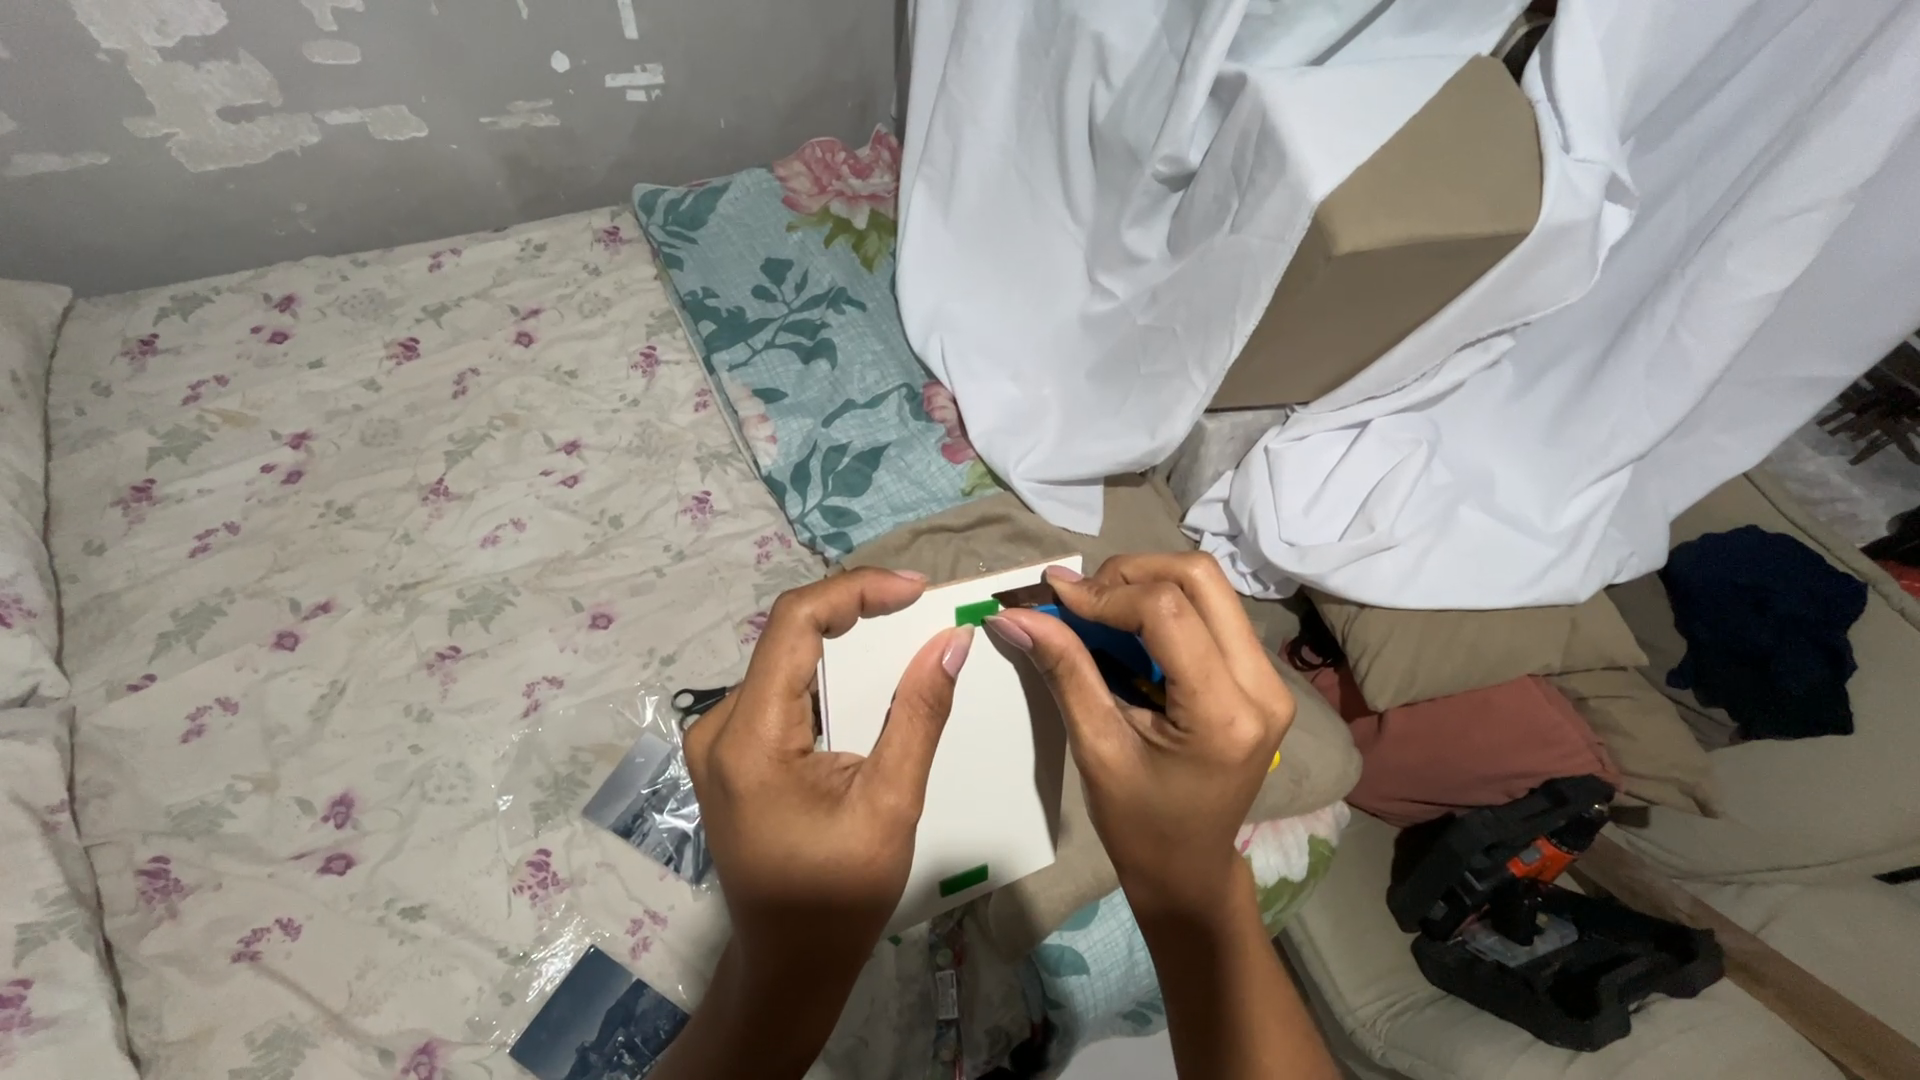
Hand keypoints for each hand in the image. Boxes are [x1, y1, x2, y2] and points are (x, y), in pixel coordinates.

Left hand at [684, 567, 974, 987]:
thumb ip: (919, 716)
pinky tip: (868, 670)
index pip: (795, 623)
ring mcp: (720, 738)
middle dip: (856, 607)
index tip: (916, 590)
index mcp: (749, 737)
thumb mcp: (890, 806)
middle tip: (918, 603)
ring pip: (785, 656)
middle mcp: (720, 726)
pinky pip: (782, 686)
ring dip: (844, 636)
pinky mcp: (733, 750)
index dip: (857, 591)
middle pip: (787, 633)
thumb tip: (951, 642)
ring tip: (902, 624)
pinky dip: (828, 669)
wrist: (787, 964)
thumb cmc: (838, 898)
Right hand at [986, 554, 1292, 917]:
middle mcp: (1263, 686)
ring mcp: (1270, 679)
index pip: (1167, 610)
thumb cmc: (1140, 824)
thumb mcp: (1096, 747)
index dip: (1105, 593)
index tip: (1053, 597)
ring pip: (1209, 586)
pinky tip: (1128, 627)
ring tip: (1099, 609)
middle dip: (1130, 572)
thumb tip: (1015, 614)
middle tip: (1081, 598)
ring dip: (1148, 583)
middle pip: (1200, 578)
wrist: (1191, 868)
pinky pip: (1213, 611)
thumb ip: (1064, 670)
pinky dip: (1164, 602)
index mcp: (1225, 713)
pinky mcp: (1260, 677)